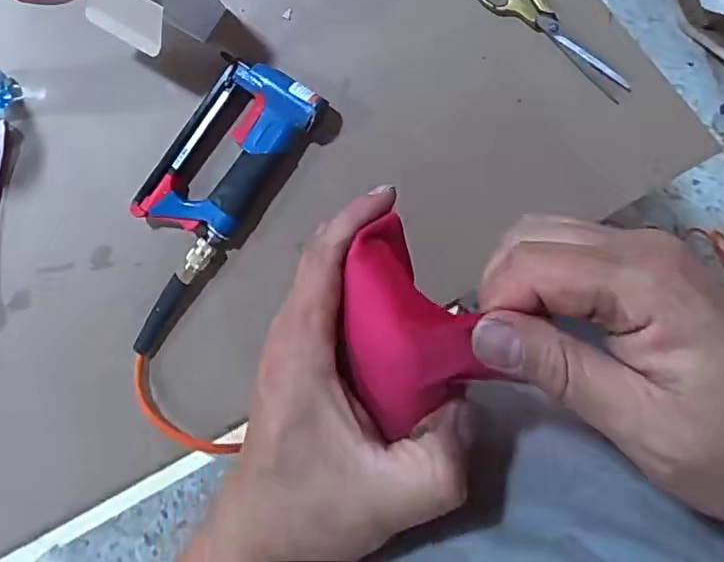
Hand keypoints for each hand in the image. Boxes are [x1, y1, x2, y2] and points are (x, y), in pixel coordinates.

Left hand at [184, 187, 469, 561]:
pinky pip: (321, 303)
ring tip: (401, 266)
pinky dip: (349, 288)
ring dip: (354, 260)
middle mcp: (287, 332)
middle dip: (360, 233)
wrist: (258, 539)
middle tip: (405, 234)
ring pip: (318, 279)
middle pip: (319, 259)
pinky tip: (383, 311)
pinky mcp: (290, 360)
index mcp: (301, 344)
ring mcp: (284, 345)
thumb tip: (465, 398)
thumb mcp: (395, 495)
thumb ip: (446, 453)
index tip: (388, 196)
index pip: (322, 257)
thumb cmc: (311, 509)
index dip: (353, 218)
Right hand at [472, 219, 723, 560]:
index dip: (496, 303)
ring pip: (545, 233)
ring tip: (525, 337)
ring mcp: (646, 246)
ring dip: (517, 278)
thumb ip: (559, 371)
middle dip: (500, 286)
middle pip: (530, 235)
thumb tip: (481, 333)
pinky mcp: (648, 261)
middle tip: (505, 348)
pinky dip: (542, 276)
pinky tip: (551, 319)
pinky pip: (570, 247)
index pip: (532, 261)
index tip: (491, 356)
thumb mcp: (647, 429)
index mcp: (643, 277)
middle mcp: (639, 243)